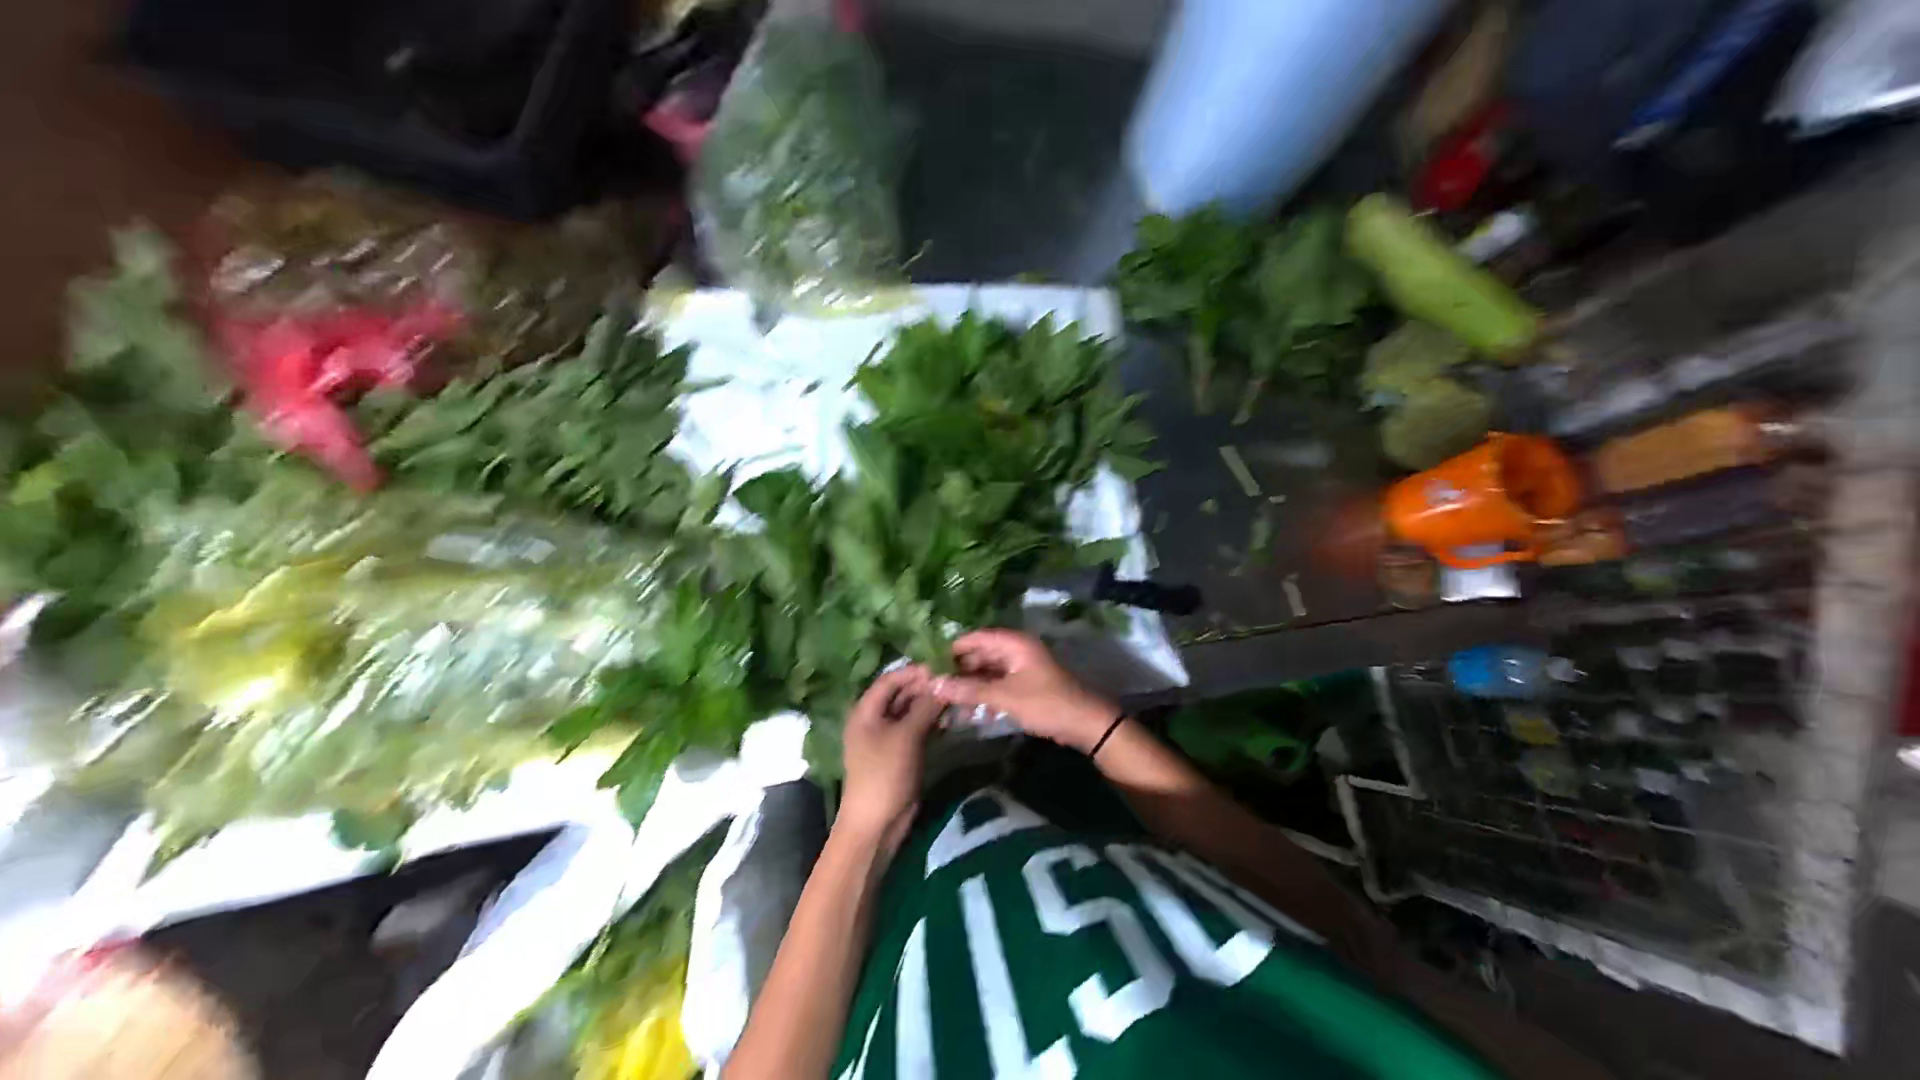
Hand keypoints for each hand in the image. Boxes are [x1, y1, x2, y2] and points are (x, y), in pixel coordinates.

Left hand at [838, 666, 944, 850]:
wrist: (876, 824)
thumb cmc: (884, 774)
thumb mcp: (906, 736)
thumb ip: (925, 707)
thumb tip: (943, 682)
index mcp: (865, 710)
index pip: (890, 679)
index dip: (915, 672)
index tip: (942, 667)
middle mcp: (874, 719)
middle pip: (901, 694)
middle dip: (926, 688)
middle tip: (954, 682)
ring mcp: (887, 737)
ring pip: (911, 711)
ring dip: (931, 705)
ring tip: (957, 699)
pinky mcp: (900, 752)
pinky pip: (916, 729)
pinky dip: (931, 723)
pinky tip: (950, 720)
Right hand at [928, 629, 1119, 751]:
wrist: (1086, 725)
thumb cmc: (1046, 704)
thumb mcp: (1005, 697)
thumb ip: (969, 690)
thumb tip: (934, 683)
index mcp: (1013, 643)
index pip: (975, 638)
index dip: (951, 649)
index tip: (928, 663)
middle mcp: (1015, 650)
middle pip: (979, 654)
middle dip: (958, 669)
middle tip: (933, 684)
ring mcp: (1021, 668)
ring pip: (987, 671)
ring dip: (969, 684)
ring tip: (946, 699)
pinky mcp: (1024, 686)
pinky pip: (997, 684)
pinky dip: (983, 694)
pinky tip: (969, 710)